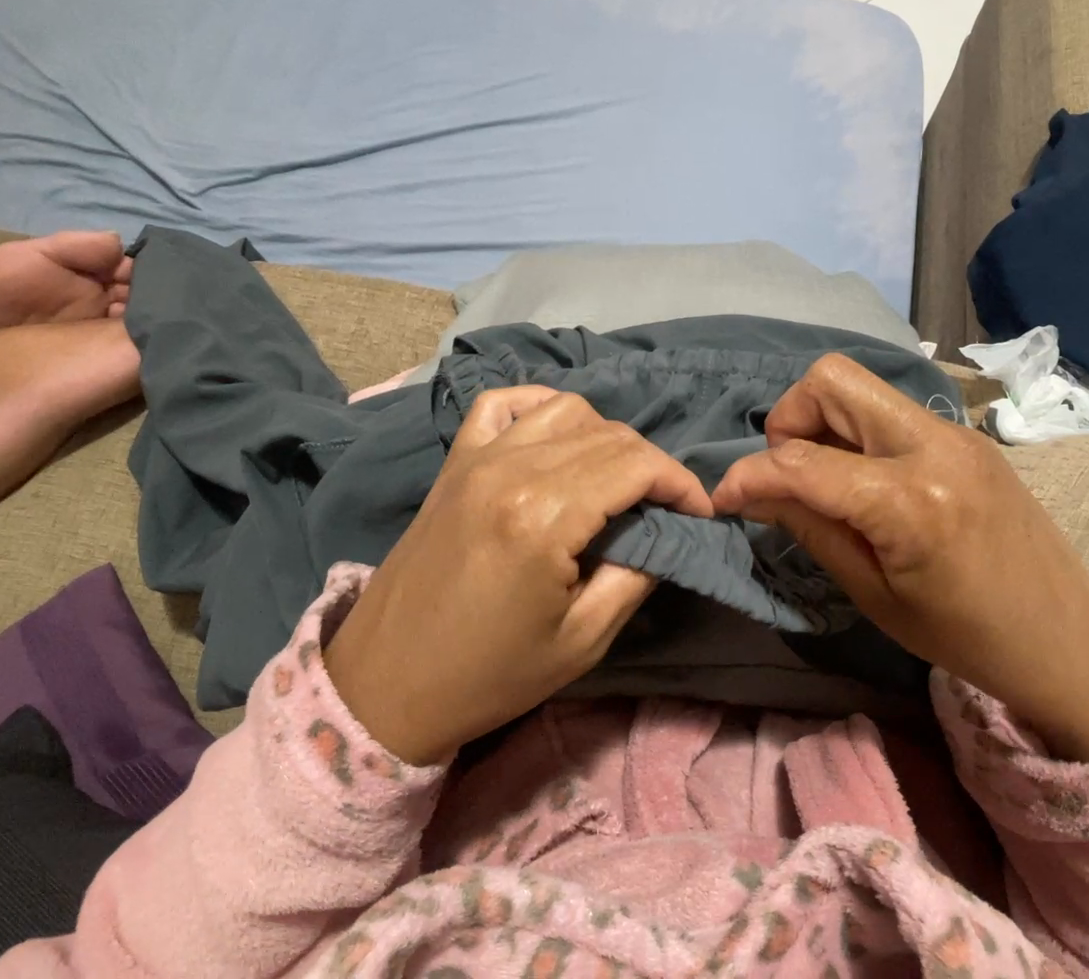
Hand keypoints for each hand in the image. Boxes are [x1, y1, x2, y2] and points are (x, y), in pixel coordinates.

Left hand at [324, 387, 713, 765]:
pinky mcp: (453, 463)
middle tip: (664, 508)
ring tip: (617, 480)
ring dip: (605, 437)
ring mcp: (476, 458)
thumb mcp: (582, 639)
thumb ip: (635, 574)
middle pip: (608, 434)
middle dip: (651, 465)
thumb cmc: (490, 674)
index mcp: (544, 516)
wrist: (388, 682)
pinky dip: (541, 407)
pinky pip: (503, 405)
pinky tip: (557, 438)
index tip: (700, 513)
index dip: (680, 483)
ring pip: (564, 409)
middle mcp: (511, 469)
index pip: (636, 464)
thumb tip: (664, 533)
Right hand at [713, 355, 1088, 761]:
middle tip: (788, 476)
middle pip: (832, 380)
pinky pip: (892, 409)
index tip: (721, 498)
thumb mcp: (872, 593)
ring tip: (827, 481)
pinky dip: (858, 433)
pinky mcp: (967, 435)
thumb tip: (750, 491)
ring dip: (824, 422)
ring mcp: (956, 432)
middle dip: (790, 419)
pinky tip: (867, 483)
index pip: (801, 461)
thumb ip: (809, 528)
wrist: (1064, 638)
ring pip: (862, 386)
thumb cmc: (964, 636)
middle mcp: (933, 445)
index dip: (748, 476)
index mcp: (909, 501)